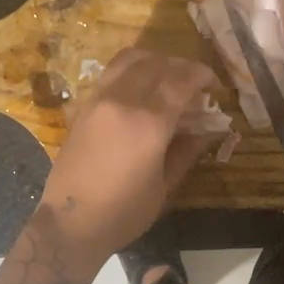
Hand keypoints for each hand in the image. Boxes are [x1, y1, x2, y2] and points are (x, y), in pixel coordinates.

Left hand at [38, 48, 220, 271]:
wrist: (71, 223)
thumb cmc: (123, 213)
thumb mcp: (164, 187)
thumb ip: (186, 152)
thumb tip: (205, 131)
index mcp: (149, 123)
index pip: (181, 81)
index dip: (201, 75)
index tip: (213, 82)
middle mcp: (123, 101)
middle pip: (157, 64)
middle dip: (180, 66)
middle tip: (193, 80)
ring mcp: (99, 100)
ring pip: (129, 60)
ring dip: (153, 61)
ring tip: (166, 76)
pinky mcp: (83, 107)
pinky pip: (110, 74)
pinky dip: (130, 70)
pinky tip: (140, 87)